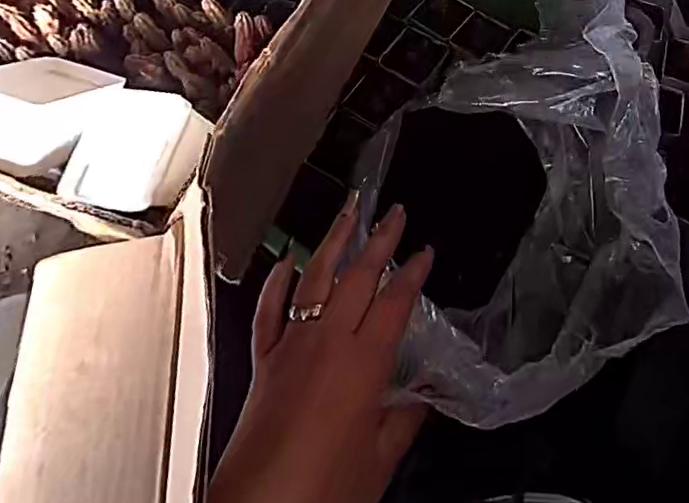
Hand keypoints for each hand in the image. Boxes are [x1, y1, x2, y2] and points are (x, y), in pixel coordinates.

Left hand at [209, 197, 435, 502]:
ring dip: (335, 241)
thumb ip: (404, 421)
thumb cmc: (319, 493)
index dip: (414, 271)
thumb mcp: (379, 460)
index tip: (425, 254)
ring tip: (348, 213)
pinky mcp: (264, 363)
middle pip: (360, 275)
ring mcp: (292, 347)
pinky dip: (276, 283)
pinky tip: (286, 262)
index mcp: (363, 362)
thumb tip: (421, 402)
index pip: (396, 299)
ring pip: (316, 279)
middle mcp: (328, 343)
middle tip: (395, 214)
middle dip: (381, 239)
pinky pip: (269, 312)